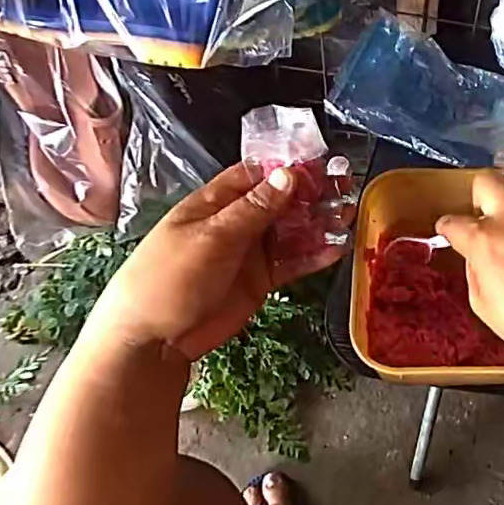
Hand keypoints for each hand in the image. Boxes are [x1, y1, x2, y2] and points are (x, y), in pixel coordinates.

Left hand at [86, 163, 341, 361]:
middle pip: (283, 201)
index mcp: (217, 204)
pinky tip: (339, 248)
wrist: (154, 340)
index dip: (290, 168)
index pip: (258, 175)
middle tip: (347, 187)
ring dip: (321, 223)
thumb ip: (255, 208)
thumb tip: (289, 174)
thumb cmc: (170, 279)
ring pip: (294, 230)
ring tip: (350, 215)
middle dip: (313, 194)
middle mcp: (238, 223)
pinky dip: (317, 255)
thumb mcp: (213, 237)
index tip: (323, 164)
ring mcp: (252, 251)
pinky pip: (296, 261)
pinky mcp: (263, 278)